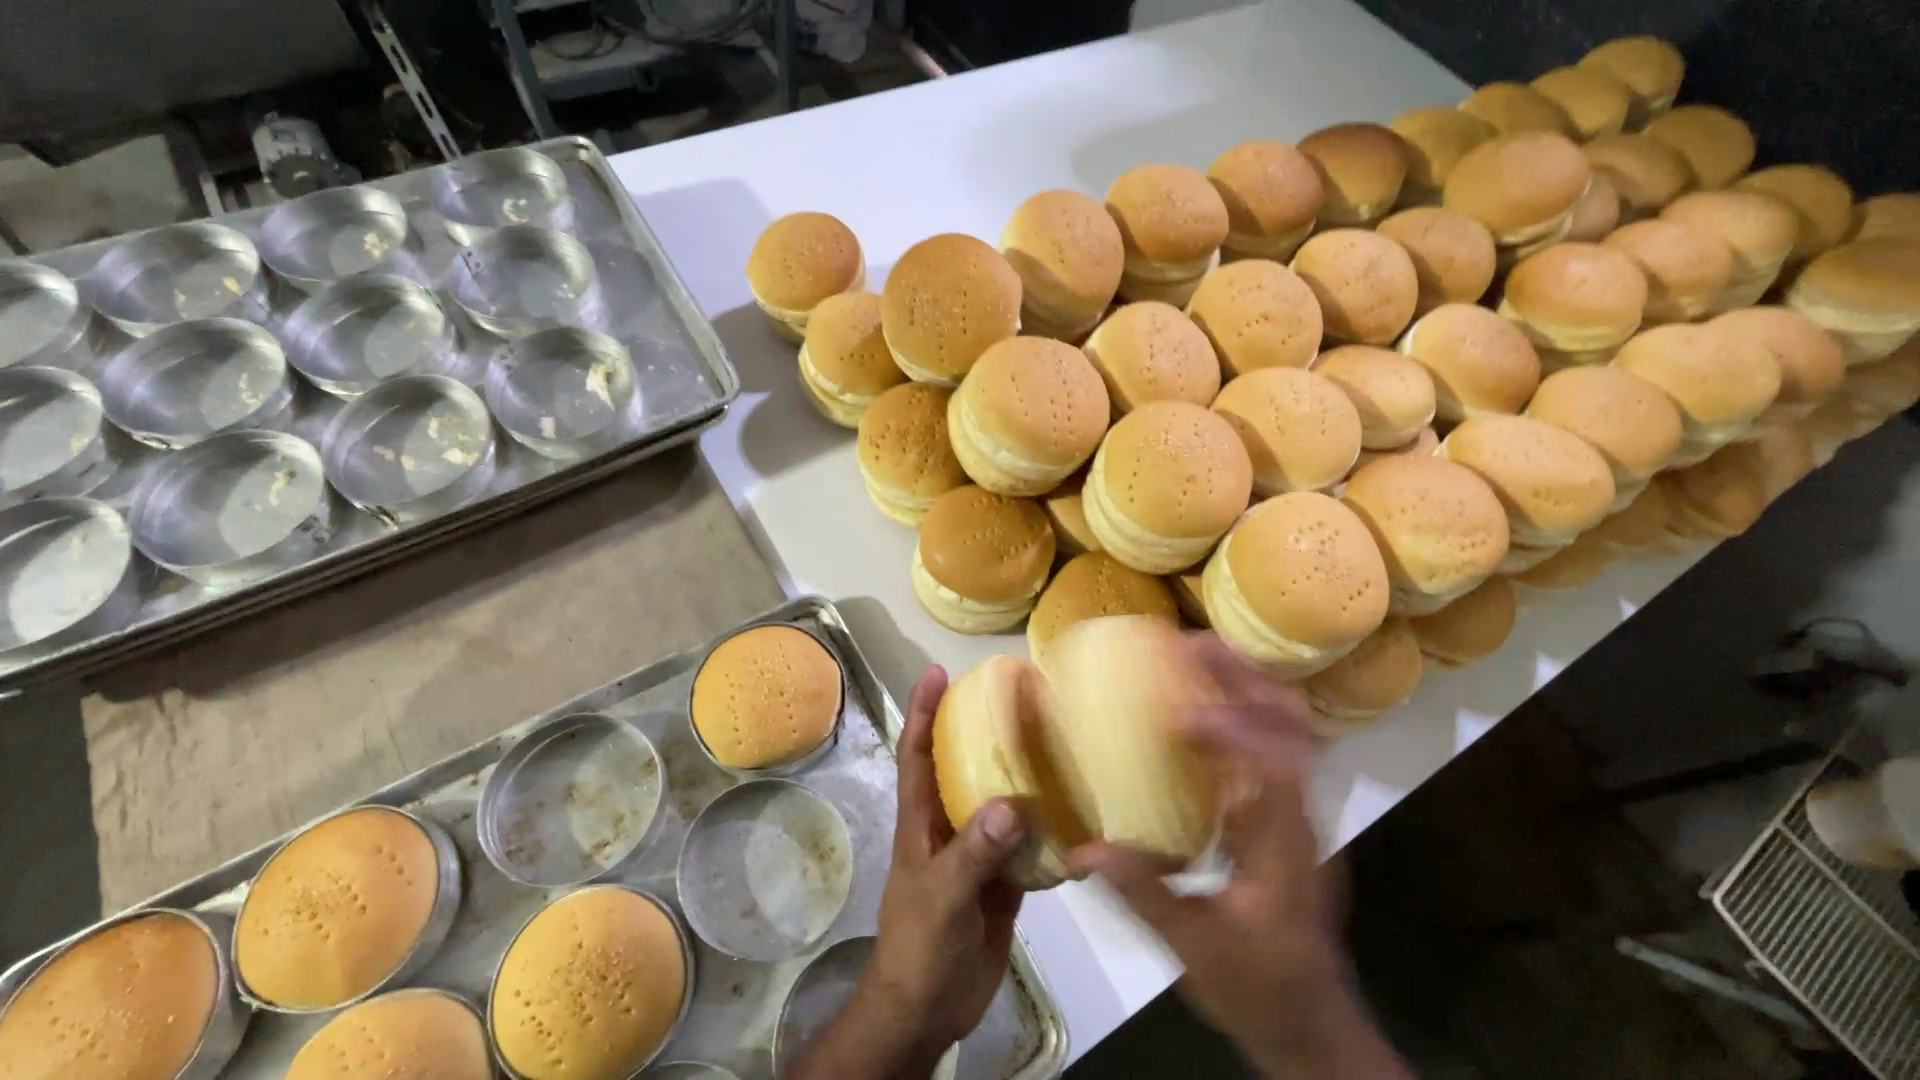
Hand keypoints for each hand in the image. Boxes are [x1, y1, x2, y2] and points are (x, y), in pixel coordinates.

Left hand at [788, 665, 1026, 1079]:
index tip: (937, 673)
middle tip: (1021, 698)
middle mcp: (950, 828)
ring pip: (1002, 804)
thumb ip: (973, 854)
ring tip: (1060, 742)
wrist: (928, 1009)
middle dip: (984, 732)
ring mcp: (979, 855)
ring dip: (1025, 777)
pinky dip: (1050, 830)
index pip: (917, 755)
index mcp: (922, 822)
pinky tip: (1080, 812)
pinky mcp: (1005, 884)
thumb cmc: (918, 946)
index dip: (922, 713)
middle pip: (965, 768)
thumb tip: (1011, 804)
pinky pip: (1029, 846)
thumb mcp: (941, 896)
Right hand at [1071, 637, 1411, 1079]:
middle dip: (1245, 679)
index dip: (1233, 732)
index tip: (1179, 715)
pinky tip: (1207, 708)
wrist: (1314, 1025)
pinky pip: (1276, 749)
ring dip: (1249, 686)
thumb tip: (1081, 848)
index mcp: (1287, 848)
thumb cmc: (1261, 990)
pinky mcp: (1290, 820)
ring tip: (1199, 656)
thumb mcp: (1196, 948)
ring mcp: (1303, 816)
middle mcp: (1303, 819)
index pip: (1277, 771)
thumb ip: (1142, 893)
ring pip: (1291, 731)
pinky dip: (1246, 714)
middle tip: (1190, 644)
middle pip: (1292, 729)